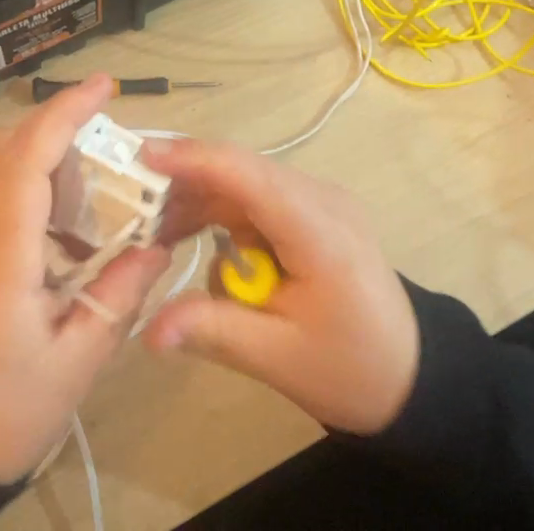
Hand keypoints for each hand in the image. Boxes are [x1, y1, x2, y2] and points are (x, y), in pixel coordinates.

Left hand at [0, 76, 171, 483]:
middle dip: (50, 133)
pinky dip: (11, 185)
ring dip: (29, 158)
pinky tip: (46, 235)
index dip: (64, 112)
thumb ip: (116, 297)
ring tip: (80, 205)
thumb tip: (156, 248)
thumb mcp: (73, 367)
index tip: (103, 85)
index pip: (26, 158)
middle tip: (102, 167)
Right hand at [141, 140, 418, 435]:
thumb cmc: (351, 368)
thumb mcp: (280, 358)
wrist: (411, 376)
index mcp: (320, 230)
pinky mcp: (306, 213)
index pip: (249, 176)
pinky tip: (182, 236)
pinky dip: (213, 213)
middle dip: (178, 181)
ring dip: (192, 198)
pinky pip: (250, 199)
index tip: (138, 157)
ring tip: (145, 228)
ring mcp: (315, 202)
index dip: (193, 160)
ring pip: (238, 182)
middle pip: (237, 171)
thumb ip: (213, 331)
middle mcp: (319, 199)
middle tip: (122, 203)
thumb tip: (147, 330)